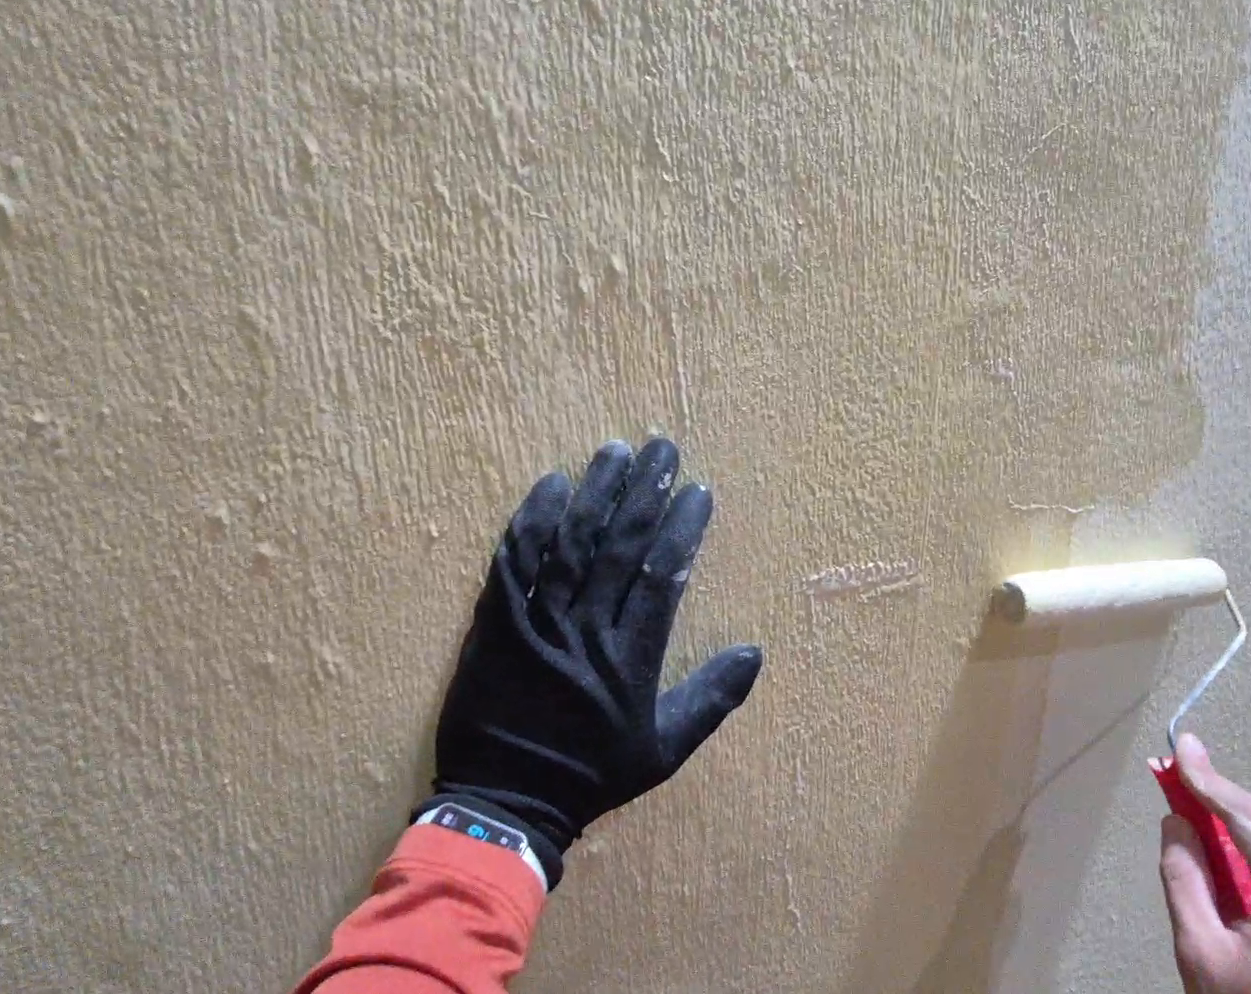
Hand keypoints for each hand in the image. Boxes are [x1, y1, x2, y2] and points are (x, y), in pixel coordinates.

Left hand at [425, 439, 763, 886]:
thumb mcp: (664, 751)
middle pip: (619, 546)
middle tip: (661, 447)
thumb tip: (754, 650)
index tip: (698, 490)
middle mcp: (587, 629)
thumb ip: (711, 699)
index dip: (682, 529)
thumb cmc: (591, 775)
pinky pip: (513, 562)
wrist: (505, 802)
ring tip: (615, 451)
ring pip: (570, 544)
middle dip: (644, 493)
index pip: (662, 575)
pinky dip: (532, 521)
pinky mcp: (496, 621)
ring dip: (595, 493)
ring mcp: (537, 622)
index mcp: (632, 658)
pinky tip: (550, 484)